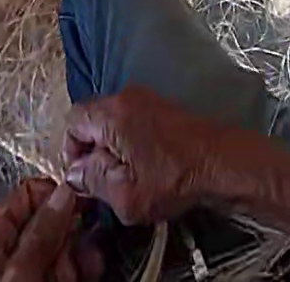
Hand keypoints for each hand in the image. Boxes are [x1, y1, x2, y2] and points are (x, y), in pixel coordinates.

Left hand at [0, 178, 99, 281]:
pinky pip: (64, 271)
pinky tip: (92, 268)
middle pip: (48, 224)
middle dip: (73, 228)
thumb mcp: (18, 275)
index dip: (57, 195)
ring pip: (60, 250)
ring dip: (82, 250)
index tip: (83, 198)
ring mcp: (21, 278)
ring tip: (94, 258)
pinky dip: (81, 268)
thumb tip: (65, 192)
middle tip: (93, 232)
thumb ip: (41, 233)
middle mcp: (1, 260)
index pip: (26, 196)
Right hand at [63, 88, 269, 224]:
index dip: (71, 150)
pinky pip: (129, 118)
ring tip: (126, 175)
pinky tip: (143, 163)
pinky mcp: (159, 105)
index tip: (84, 175)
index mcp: (112, 112)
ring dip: (110, 145)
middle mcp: (126, 95)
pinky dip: (128, 139)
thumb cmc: (173, 178)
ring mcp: (145, 97)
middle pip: (91, 117)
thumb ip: (92, 180)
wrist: (218, 162)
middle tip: (104, 179)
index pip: (73, 119)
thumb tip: (75, 172)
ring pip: (111, 119)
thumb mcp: (125, 194)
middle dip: (91, 149)